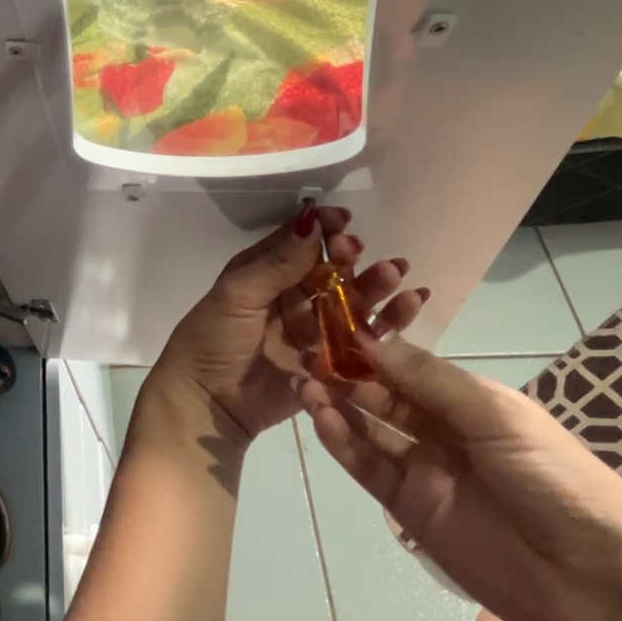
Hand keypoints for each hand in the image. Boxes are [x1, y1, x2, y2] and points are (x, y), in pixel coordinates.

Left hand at [143, 203, 428, 447]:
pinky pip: (364, 339)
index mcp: (263, 273)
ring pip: (351, 301)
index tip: (343, 220)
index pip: (298, 243)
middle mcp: (291, 297)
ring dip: (374, 285)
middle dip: (349, 258)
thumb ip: (276, 263)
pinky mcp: (331, 362)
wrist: (209, 403)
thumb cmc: (213, 339)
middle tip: (361, 251)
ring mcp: (313, 330)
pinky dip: (388, 322)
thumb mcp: (238, 295)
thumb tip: (310, 220)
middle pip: (329, 271)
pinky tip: (412, 304)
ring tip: (395, 272)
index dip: (320, 230)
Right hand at [300, 338, 621, 620]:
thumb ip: (427, 377)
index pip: (408, 365)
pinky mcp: (409, 507)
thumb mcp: (497, 415)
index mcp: (470, 402)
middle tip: (306, 352)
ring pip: (367, 427)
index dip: (371, 347)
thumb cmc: (559, 481)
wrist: (600, 585)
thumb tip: (367, 336)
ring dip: (335, 403)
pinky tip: (319, 418)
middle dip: (345, 372)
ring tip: (302, 383)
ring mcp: (424, 469)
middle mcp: (442, 430)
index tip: (329, 323)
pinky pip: (366, 466)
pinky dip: (340, 441)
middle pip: (382, 394)